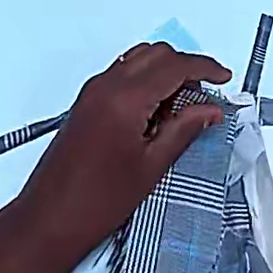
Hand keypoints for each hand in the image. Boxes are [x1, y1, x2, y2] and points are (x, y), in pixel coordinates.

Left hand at [3, 43, 229, 263]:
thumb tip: (209, 110)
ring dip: (164, 70)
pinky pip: (123, 71)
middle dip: (185, 67)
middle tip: (205, 95)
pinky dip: (145, 78)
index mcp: (125, 98)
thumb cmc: (97, 201)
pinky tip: (156, 110)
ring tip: (183, 105)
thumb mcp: (151, 166)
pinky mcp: (87, 99)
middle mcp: (107, 84)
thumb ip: (184, 129)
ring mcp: (94, 89)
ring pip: (139, 58)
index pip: (174, 65)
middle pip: (156, 53)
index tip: (223, 77)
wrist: (49, 219)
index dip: (204, 67)